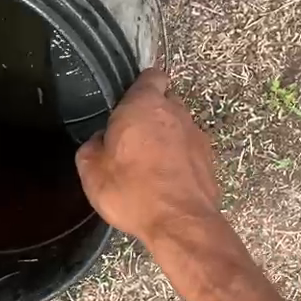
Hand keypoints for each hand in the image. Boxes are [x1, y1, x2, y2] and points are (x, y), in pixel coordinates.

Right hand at [75, 68, 220, 244]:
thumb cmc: (131, 189)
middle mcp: (175, 112)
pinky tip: (165, 181)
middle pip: (165, 100)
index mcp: (144, 104)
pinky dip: (178, 159)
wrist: (180, 225)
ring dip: (165, 138)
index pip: (151, 75)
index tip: (127, 102)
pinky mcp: (209, 161)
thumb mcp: (91, 170)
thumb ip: (92, 146)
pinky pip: (189, 151)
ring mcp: (197, 136)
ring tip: (148, 164)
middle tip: (131, 137)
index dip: (140, 85)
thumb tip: (101, 141)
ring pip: (178, 126)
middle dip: (150, 113)